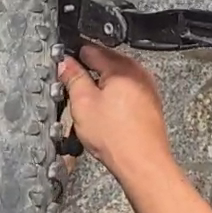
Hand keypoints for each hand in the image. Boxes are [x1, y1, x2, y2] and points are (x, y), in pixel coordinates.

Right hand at [56, 46, 175, 183]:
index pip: (91, 49)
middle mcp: (138, 73)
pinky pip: (126, 93)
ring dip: (100, 87)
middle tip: (72, 89)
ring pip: (116, 79)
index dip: (72, 56)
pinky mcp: (149, 105)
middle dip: (87, 72)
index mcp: (122, 67)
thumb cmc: (118, 138)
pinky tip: (106, 116)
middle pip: (105, 62)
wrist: (143, 163)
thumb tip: (65, 63)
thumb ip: (73, 78)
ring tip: (89, 107)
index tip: (62, 65)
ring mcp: (146, 89)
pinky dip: (113, 99)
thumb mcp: (83, 103)